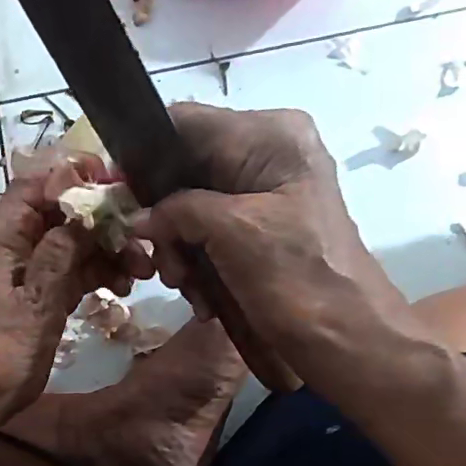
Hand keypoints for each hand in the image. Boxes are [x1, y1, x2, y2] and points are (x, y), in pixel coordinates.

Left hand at [0, 169, 149, 417]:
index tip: (116, 185)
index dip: (76, 176)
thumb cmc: (5, 344)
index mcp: (5, 233)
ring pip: (81, 238)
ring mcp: (37, 264)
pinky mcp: (51, 287)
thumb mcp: (35, 298)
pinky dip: (105, 272)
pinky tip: (125, 287)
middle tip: (141, 236)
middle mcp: (20, 240)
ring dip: (113, 249)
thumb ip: (60, 251)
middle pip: (67, 209)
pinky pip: (83, 266)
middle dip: (106, 220)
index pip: (38, 183)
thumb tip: (85, 208)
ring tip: (143, 271)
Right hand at [134, 104, 406, 384]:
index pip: (184, 122)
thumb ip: (177, 210)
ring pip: (186, 205)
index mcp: (270, 136)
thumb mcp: (233, 232)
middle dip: (163, 217)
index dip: (143, 155)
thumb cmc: (299, 280)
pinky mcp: (256, 227)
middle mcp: (264, 153)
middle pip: (181, 167)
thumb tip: (135, 217)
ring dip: (176, 248)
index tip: (116, 197)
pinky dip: (194, 262)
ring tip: (185, 284)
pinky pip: (203, 231)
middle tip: (160, 259)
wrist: (349, 343)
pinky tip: (200, 293)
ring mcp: (260, 192)